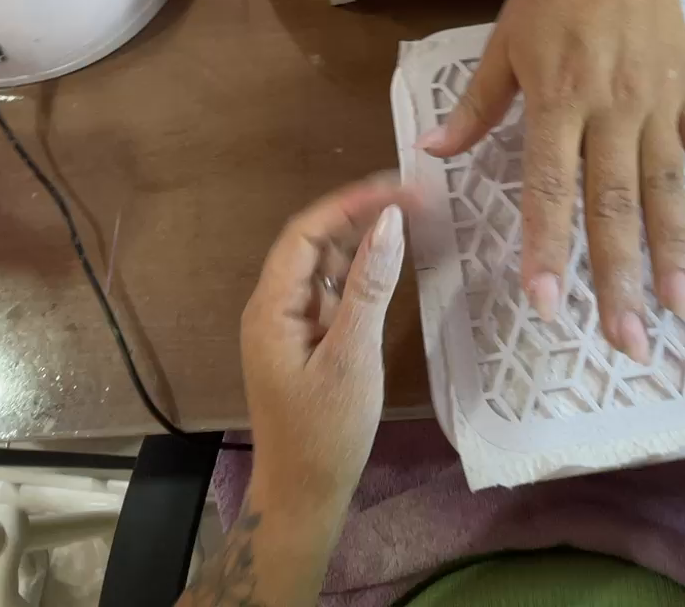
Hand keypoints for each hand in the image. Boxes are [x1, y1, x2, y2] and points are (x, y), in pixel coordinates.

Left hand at [240, 175, 412, 523]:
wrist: (305, 497)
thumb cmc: (325, 432)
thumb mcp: (352, 356)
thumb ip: (369, 286)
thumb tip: (389, 222)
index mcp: (272, 306)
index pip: (305, 232)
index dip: (349, 203)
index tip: (396, 188)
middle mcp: (276, 305)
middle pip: (314, 242)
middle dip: (359, 215)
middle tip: (412, 197)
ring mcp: (292, 321)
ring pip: (325, 263)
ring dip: (362, 239)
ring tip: (409, 217)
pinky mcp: (308, 336)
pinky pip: (333, 289)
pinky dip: (362, 271)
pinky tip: (391, 260)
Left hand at [420, 0, 684, 363]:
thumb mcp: (503, 44)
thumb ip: (475, 105)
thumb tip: (433, 153)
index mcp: (558, 100)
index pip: (549, 188)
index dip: (546, 247)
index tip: (546, 305)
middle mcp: (613, 111)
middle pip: (616, 205)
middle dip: (620, 277)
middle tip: (628, 342)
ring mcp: (659, 104)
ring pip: (669, 188)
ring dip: (677, 252)